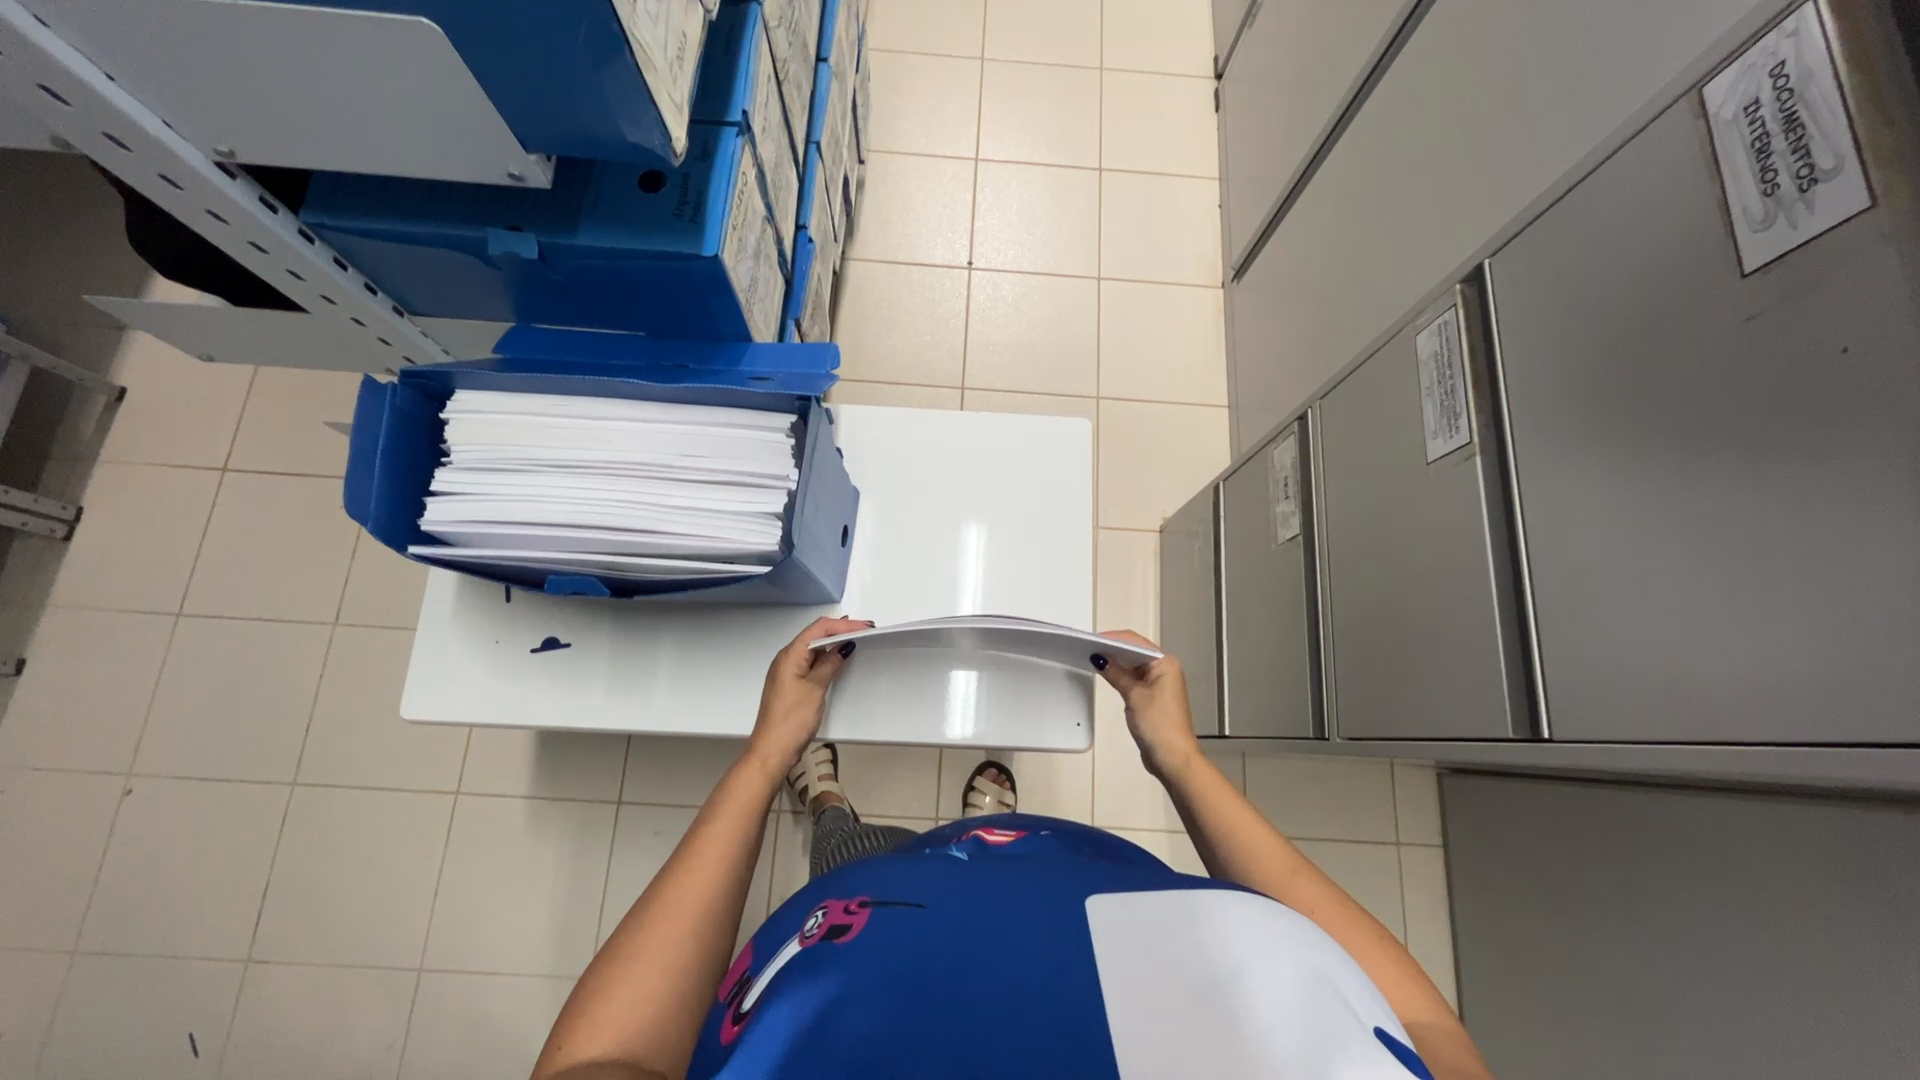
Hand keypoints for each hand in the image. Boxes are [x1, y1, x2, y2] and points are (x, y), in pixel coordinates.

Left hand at [746, 616, 870, 769]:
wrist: (771, 751)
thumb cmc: (790, 721)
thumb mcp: (815, 688)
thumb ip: (830, 664)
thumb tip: (843, 647)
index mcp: (790, 655)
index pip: (819, 629)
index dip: (843, 625)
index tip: (864, 627)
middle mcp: (786, 659)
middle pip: (815, 635)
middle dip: (840, 630)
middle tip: (865, 630)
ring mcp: (788, 672)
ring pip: (813, 649)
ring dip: (834, 643)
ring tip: (856, 640)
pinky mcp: (791, 684)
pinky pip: (811, 662)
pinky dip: (826, 658)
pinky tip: (838, 660)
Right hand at [1093, 630, 1201, 777]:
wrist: (1172, 758)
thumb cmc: (1157, 724)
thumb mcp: (1134, 696)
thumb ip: (1117, 674)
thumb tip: (1099, 658)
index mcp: (1165, 664)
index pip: (1136, 643)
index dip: (1113, 639)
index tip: (1091, 639)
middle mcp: (1164, 669)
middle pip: (1135, 652)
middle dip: (1113, 649)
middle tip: (1088, 647)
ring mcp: (1159, 683)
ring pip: (1134, 665)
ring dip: (1116, 662)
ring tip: (1092, 657)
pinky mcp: (1152, 696)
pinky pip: (1134, 678)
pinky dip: (1120, 675)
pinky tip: (1105, 674)